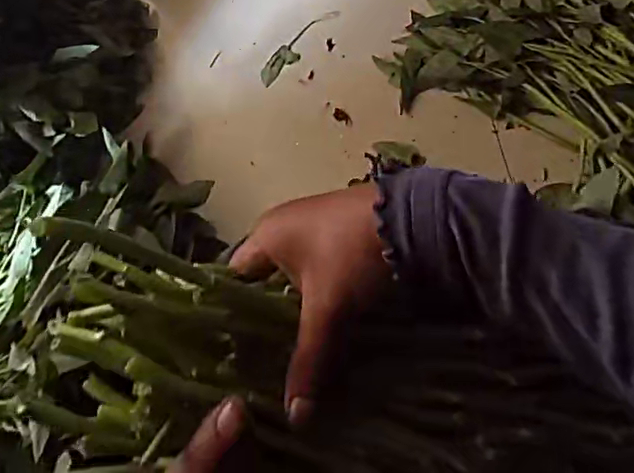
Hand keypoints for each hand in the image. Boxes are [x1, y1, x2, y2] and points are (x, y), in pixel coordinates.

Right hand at [173, 184, 392, 471]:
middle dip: (263, 315)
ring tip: (288, 349)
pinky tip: (319, 324)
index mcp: (264, 234)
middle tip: (260, 357)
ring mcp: (308, 228)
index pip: (234, 275)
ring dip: (290, 308)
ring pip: (288, 277)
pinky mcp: (333, 236)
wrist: (403, 219)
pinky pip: (310, 272)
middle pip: (261, 278)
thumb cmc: (347, 254)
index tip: (232, 346)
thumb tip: (294, 415)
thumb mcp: (327, 308)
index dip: (231, 310)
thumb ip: (309, 357)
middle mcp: (279, 226)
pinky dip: (311, 297)